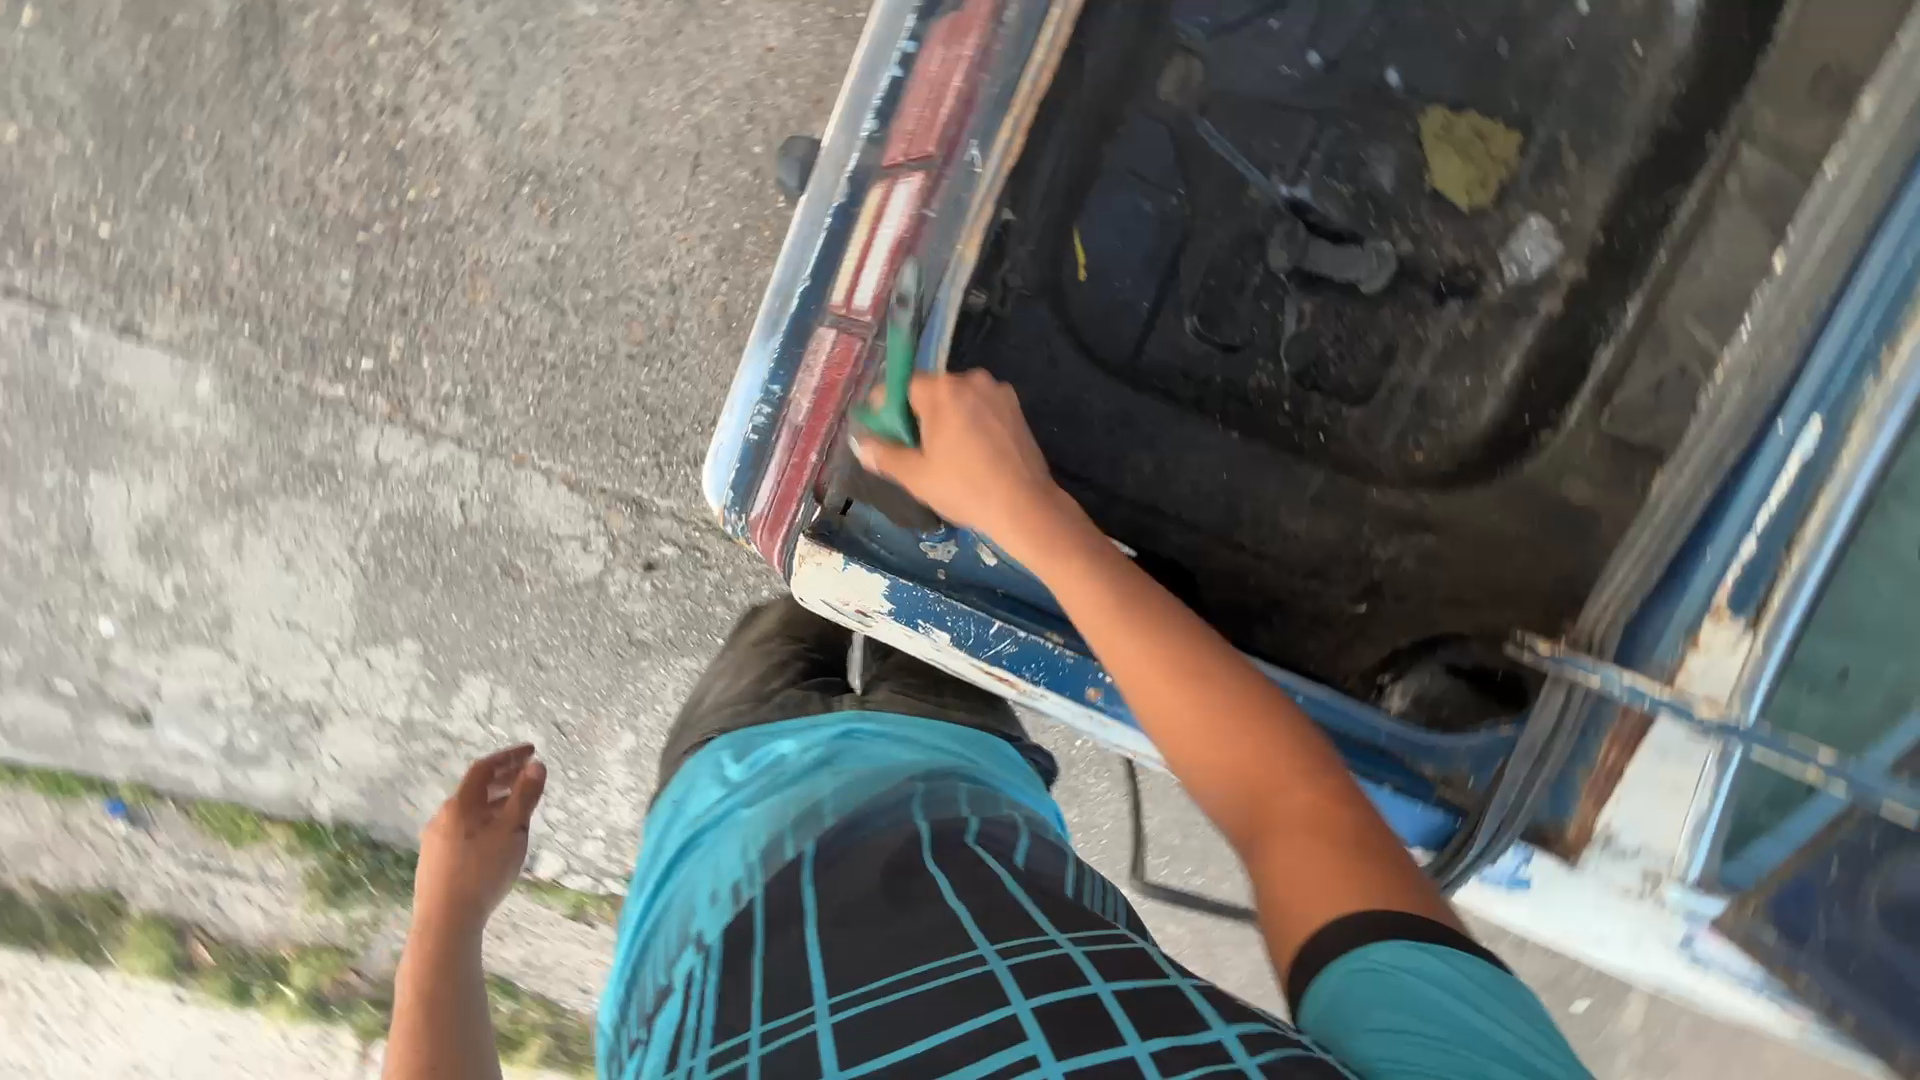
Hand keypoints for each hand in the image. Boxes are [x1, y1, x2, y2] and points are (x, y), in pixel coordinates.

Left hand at [412, 744, 546, 939]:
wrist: (445, 922)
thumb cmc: (483, 870)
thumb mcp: (512, 829)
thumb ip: (525, 795)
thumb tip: (536, 764)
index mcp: (460, 805)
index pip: (484, 768)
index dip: (509, 756)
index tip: (532, 751)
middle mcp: (442, 817)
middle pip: (475, 788)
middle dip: (503, 778)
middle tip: (527, 776)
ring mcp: (435, 840)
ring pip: (469, 811)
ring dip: (494, 801)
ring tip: (517, 808)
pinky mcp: (434, 860)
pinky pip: (463, 828)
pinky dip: (484, 820)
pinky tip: (495, 838)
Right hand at [853, 371, 1085, 557]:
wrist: (1024, 506)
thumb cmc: (965, 488)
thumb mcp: (916, 476)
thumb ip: (884, 454)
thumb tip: (861, 444)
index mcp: (941, 389)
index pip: (899, 385)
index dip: (884, 408)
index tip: (881, 432)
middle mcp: (970, 379)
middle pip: (930, 390)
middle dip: (916, 414)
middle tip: (912, 449)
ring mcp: (997, 391)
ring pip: (957, 399)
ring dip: (945, 418)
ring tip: (944, 453)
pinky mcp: (1016, 407)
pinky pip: (980, 408)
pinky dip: (970, 422)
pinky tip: (971, 452)